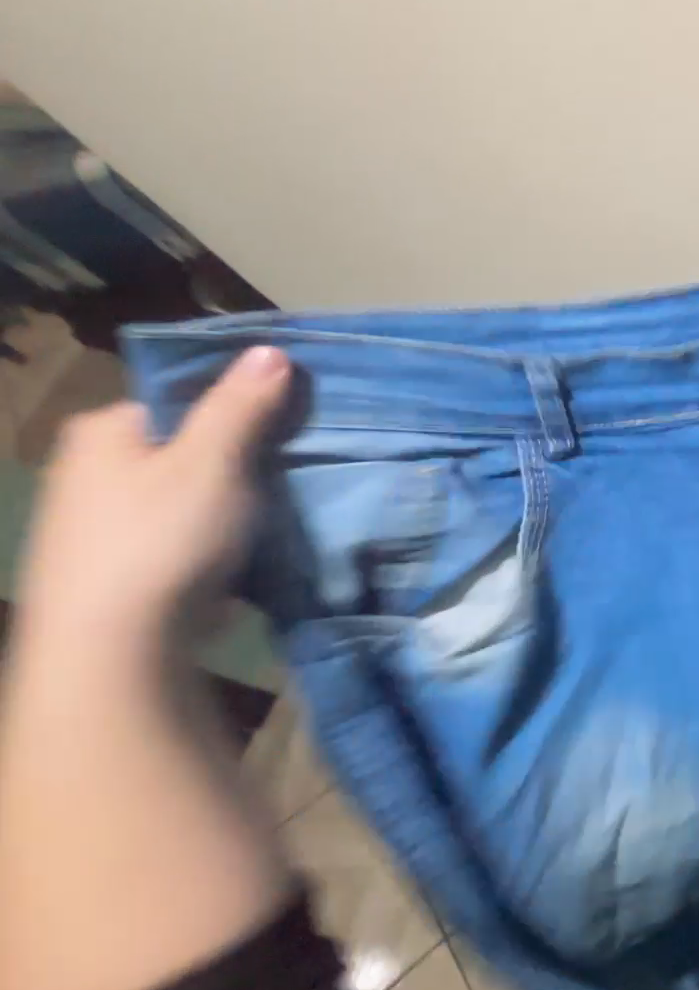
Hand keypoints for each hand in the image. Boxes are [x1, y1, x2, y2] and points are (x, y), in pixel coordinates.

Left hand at [11, 346, 291, 665]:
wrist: (116, 642)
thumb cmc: (159, 538)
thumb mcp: (210, 462)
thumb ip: (239, 406)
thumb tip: (270, 348)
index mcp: (106, 429)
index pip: (185, 392)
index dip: (245, 395)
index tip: (300, 409)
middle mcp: (98, 463)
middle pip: (194, 437)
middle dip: (250, 444)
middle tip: (308, 451)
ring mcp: (112, 512)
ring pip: (199, 481)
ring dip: (245, 486)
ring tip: (297, 491)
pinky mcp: (133, 553)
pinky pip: (196, 519)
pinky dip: (231, 521)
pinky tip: (264, 530)